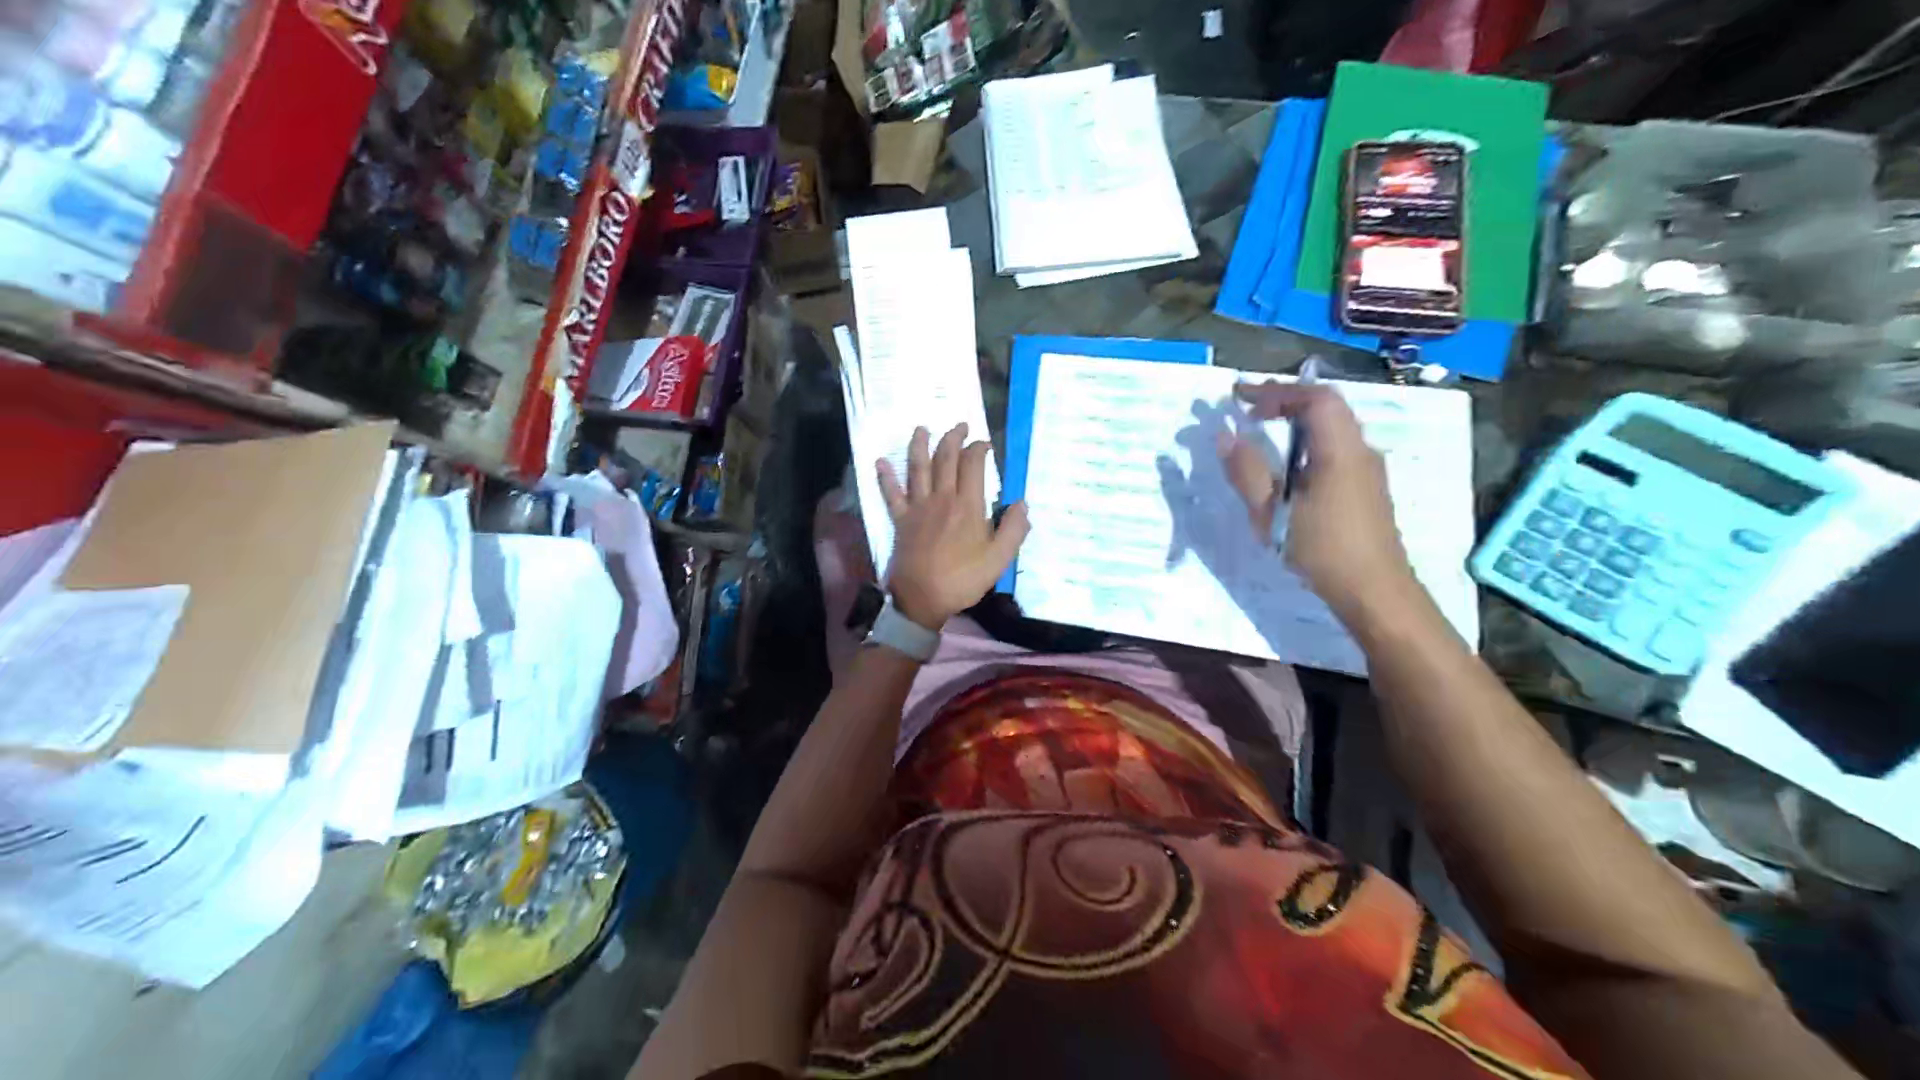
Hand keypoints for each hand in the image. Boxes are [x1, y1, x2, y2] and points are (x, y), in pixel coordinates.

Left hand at [877, 423, 1029, 629]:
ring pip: (918, 468)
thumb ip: (1013, 529)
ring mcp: (918, 507)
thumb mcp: (999, 559)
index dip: (979, 449)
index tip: (985, 443)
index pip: (973, 465)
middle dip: (953, 438)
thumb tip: (1022, 503)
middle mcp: (941, 498)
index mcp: (968, 506)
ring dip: (919, 445)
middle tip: (959, 425)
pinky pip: (891, 494)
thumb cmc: (963, 579)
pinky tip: (879, 462)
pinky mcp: (900, 520)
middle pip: (945, 459)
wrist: (921, 598)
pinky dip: (885, 477)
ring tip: (922, 428)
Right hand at [1219, 381, 1416, 617]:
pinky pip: (1335, 445)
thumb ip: (1247, 472)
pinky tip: (1286, 461)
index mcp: (1340, 451)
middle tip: (1247, 406)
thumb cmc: (1322, 550)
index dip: (1275, 392)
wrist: (1375, 591)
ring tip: (1261, 426)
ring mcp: (1366, 468)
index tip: (1239, 399)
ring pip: (1332, 425)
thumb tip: (1225, 437)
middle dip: (1284, 399)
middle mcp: (1360, 450)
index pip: (1314, 399)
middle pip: (1326, 406)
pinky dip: (1306, 438)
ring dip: (1296, 418)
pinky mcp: (1364, 486)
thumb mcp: (1272, 513)